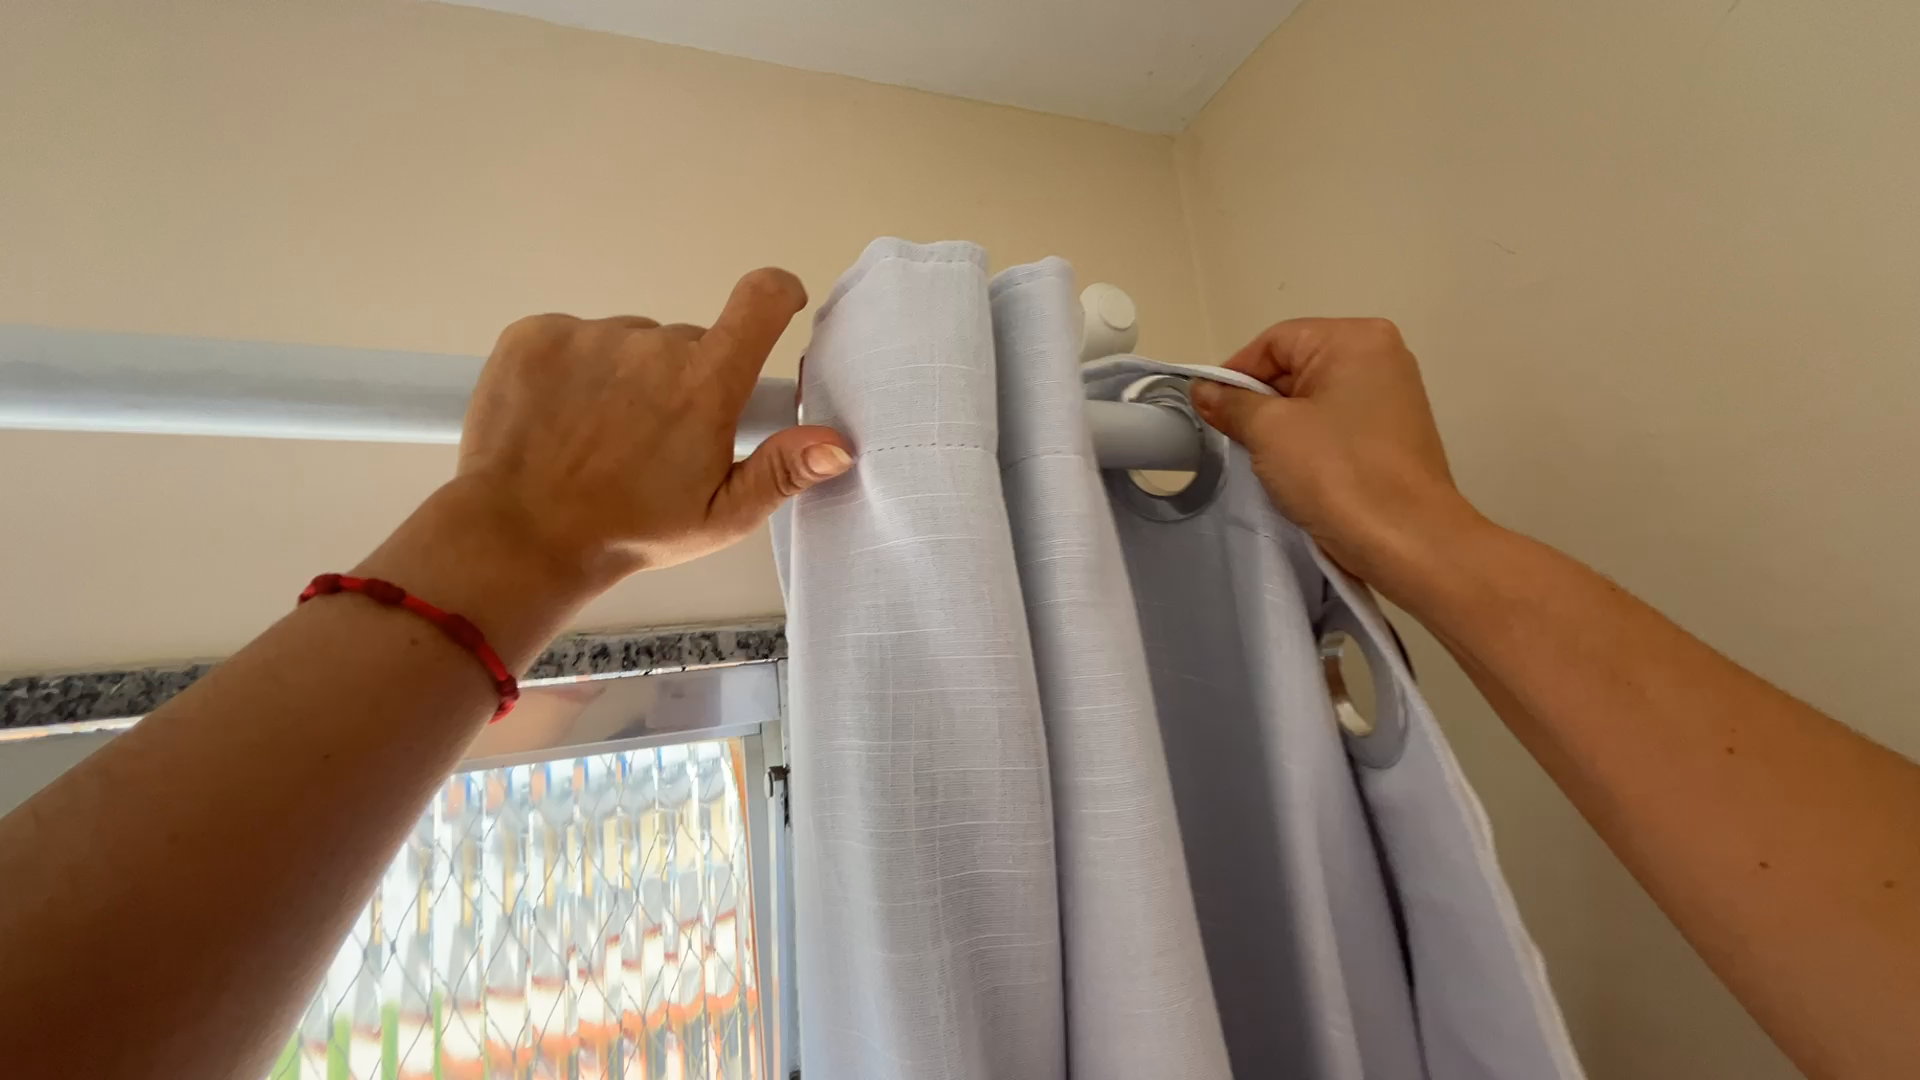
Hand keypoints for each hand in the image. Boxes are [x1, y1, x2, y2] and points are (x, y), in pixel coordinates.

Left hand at [452, 267, 851, 591]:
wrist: (521, 536)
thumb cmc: (634, 530)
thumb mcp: (723, 516)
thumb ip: (784, 471)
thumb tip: (838, 442)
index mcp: (703, 386)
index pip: (758, 301)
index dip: (777, 293)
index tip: (781, 302)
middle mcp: (650, 346)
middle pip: (691, 342)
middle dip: (690, 379)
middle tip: (663, 438)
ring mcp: (588, 335)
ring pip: (635, 342)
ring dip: (635, 376)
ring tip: (608, 433)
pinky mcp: (535, 334)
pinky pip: (581, 337)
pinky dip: (583, 368)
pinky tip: (569, 416)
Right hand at [1189, 318, 1484, 595]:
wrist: (1404, 540)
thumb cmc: (1336, 472)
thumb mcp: (1269, 430)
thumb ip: (1230, 404)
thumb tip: (1203, 391)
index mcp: (1355, 339)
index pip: (1273, 342)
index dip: (1234, 374)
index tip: (1209, 411)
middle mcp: (1379, 357)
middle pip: (1292, 367)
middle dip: (1257, 402)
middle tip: (1233, 439)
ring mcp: (1388, 397)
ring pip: (1308, 399)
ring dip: (1277, 426)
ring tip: (1262, 459)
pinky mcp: (1387, 435)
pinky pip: (1330, 424)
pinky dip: (1303, 442)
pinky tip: (1292, 471)